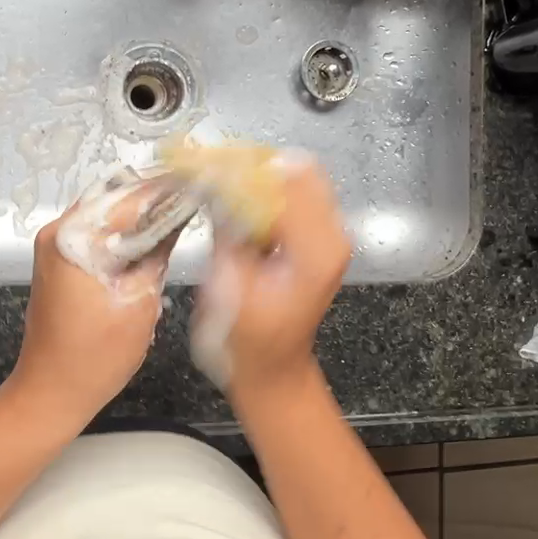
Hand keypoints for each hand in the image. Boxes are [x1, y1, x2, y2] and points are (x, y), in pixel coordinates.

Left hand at [10, 182, 176, 422]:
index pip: (131, 198)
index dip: (168, 190)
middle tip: (193, 197)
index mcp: (74, 239)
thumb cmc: (93, 359)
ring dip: (139, 213)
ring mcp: (54, 243)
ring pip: (106, 212)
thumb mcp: (140, 301)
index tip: (198, 183)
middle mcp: (58, 232)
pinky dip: (122, 230)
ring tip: (178, 213)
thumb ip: (159, 251)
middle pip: (115, 199)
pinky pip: (96, 230)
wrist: (50, 393)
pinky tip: (150, 237)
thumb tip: (179, 215)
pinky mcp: (58, 257)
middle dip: (154, 197)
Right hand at [192, 159, 351, 400]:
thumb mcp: (227, 284)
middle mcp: (332, 235)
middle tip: (211, 174)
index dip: (240, 169)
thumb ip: (227, 227)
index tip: (205, 167)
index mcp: (316, 249)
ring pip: (296, 177)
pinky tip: (235, 205)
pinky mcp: (318, 236)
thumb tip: (213, 177)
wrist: (271, 372)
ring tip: (218, 187)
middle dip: (251, 167)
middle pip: (297, 169)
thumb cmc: (247, 341)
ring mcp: (329, 234)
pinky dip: (263, 192)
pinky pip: (294, 195)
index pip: (283, 180)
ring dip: (256, 177)